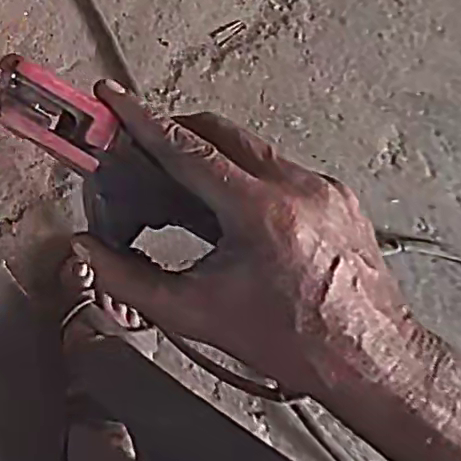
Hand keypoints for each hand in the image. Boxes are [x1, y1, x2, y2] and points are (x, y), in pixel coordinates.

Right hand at [73, 81, 425, 401]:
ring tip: (182, 183)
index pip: (185, 149)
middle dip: (172, 130)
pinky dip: (240, 171)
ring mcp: (321, 187)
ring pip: (245, 143)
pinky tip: (228, 204)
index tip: (114, 96)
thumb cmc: (293, 343)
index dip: (140, 119)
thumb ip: (127, 278)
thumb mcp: (195, 314)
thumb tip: (88, 249)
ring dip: (206, 151)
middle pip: (216, 131)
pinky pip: (273, 163)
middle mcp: (297, 188)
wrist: (372, 364)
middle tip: (141, 144)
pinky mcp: (334, 193)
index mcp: (261, 214)